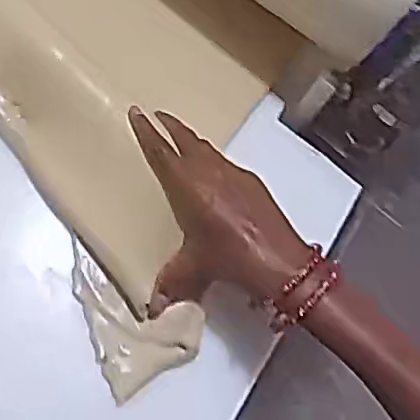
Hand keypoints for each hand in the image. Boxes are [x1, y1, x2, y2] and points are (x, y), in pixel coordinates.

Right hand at [128, 107, 314, 314]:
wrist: (282, 261)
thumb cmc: (233, 259)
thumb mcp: (196, 269)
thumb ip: (173, 281)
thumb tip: (155, 307)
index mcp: (186, 184)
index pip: (160, 150)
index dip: (146, 131)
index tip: (137, 112)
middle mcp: (207, 170)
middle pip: (183, 137)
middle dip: (168, 125)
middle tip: (156, 116)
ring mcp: (231, 172)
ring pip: (205, 148)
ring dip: (190, 140)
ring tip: (181, 140)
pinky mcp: (250, 181)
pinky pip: (223, 162)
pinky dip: (211, 160)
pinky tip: (213, 175)